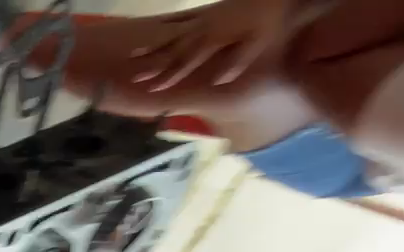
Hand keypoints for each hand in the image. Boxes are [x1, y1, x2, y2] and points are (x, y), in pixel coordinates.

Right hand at [130, 0, 298, 90]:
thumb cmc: (270, 18)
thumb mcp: (261, 40)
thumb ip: (239, 61)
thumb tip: (219, 82)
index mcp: (214, 40)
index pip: (188, 62)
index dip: (171, 76)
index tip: (153, 89)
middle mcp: (202, 31)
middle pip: (174, 51)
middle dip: (154, 65)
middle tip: (135, 78)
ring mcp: (202, 19)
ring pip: (172, 35)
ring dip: (153, 45)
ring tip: (133, 54)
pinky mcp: (204, 10)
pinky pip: (181, 17)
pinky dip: (166, 23)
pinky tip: (154, 27)